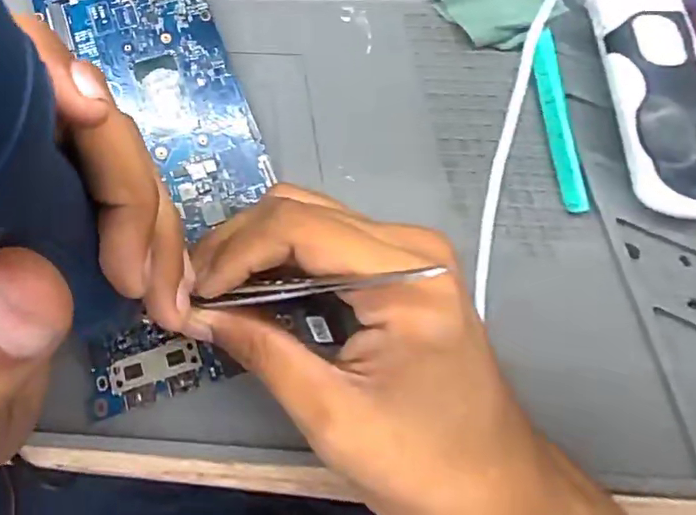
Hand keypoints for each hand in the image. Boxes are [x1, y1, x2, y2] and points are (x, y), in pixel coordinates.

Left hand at [0, 16, 188, 494]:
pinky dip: (155, 225)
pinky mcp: (65, 198)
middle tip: (143, 276)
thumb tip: (32, 287)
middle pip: (77, 106)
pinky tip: (168, 279)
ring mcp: (32, 171)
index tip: (90, 118)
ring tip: (165, 295)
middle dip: (126, 177)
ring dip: (151, 209)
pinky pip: (123, 185)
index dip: (45, 67)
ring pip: (111, 146)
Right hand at [188, 186, 620, 514]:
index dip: (237, 250)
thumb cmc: (425, 466)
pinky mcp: (393, 259)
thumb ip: (262, 352)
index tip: (198, 290)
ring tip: (217, 285)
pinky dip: (277, 254)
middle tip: (198, 286)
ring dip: (253, 243)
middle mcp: (407, 241)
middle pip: (297, 208)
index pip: (299, 226)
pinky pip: (320, 234)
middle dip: (238, 242)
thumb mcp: (333, 417)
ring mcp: (403, 246)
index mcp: (406, 274)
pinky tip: (252, 284)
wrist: (500, 492)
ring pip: (303, 212)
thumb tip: (195, 313)